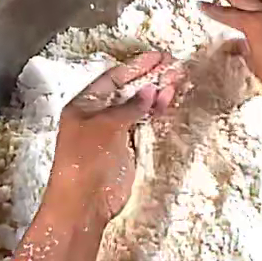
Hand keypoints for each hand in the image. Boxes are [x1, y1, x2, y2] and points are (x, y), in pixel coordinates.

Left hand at [49, 51, 180, 222]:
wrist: (84, 205)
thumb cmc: (87, 160)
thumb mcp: (106, 127)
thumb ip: (129, 107)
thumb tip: (150, 90)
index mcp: (84, 105)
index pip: (113, 78)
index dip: (135, 66)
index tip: (157, 56)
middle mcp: (98, 115)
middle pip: (128, 90)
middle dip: (150, 77)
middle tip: (173, 65)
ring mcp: (113, 132)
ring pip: (138, 106)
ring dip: (157, 93)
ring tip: (177, 80)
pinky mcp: (126, 148)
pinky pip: (143, 123)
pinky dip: (155, 112)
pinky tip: (168, 101)